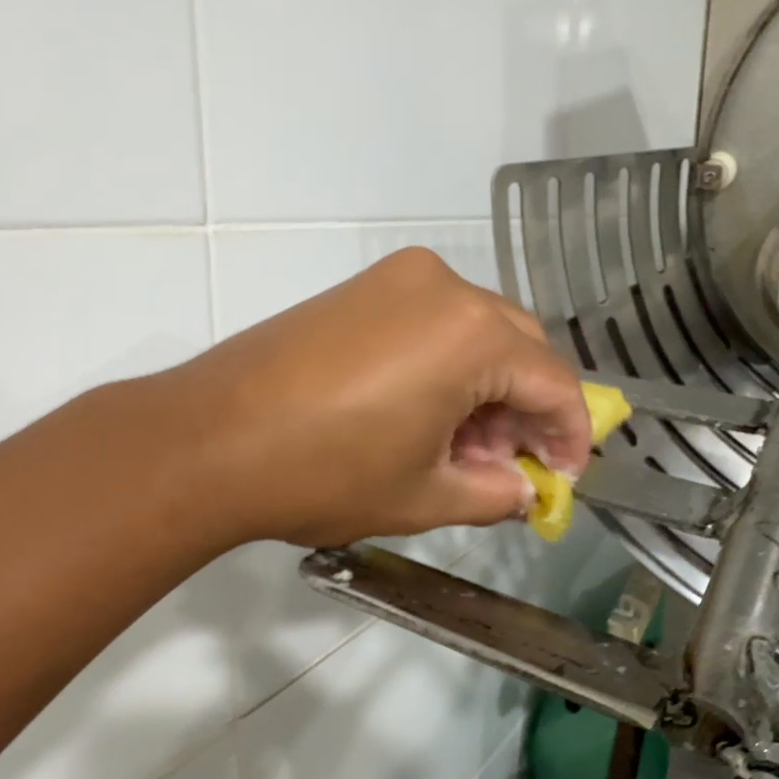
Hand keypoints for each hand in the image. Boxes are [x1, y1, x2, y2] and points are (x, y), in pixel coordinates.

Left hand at [158, 247, 590, 546]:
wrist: (207, 440)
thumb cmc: (325, 473)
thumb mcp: (424, 498)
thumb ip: (495, 493)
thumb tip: (524, 491)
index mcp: (474, 334)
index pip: (555, 383)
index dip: (571, 436)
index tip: (565, 479)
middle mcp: (446, 288)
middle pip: (521, 348)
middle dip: (527, 411)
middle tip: (511, 468)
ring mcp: (398, 280)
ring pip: (479, 332)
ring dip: (489, 389)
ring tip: (463, 450)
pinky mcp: (363, 288)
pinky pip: (434, 323)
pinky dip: (449, 366)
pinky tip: (426, 415)